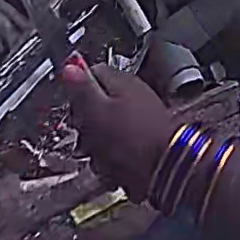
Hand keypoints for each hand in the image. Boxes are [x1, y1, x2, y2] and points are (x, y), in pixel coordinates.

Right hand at [59, 56, 178, 201]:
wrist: (169, 173)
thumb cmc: (132, 141)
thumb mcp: (97, 112)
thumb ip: (82, 89)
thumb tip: (69, 66)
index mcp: (122, 82)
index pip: (91, 73)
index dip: (77, 93)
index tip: (74, 112)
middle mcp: (134, 96)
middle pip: (98, 104)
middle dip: (88, 126)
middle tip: (88, 139)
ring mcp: (142, 119)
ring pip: (107, 131)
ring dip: (100, 149)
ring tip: (104, 159)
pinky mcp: (146, 143)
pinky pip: (121, 149)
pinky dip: (116, 161)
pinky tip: (117, 171)